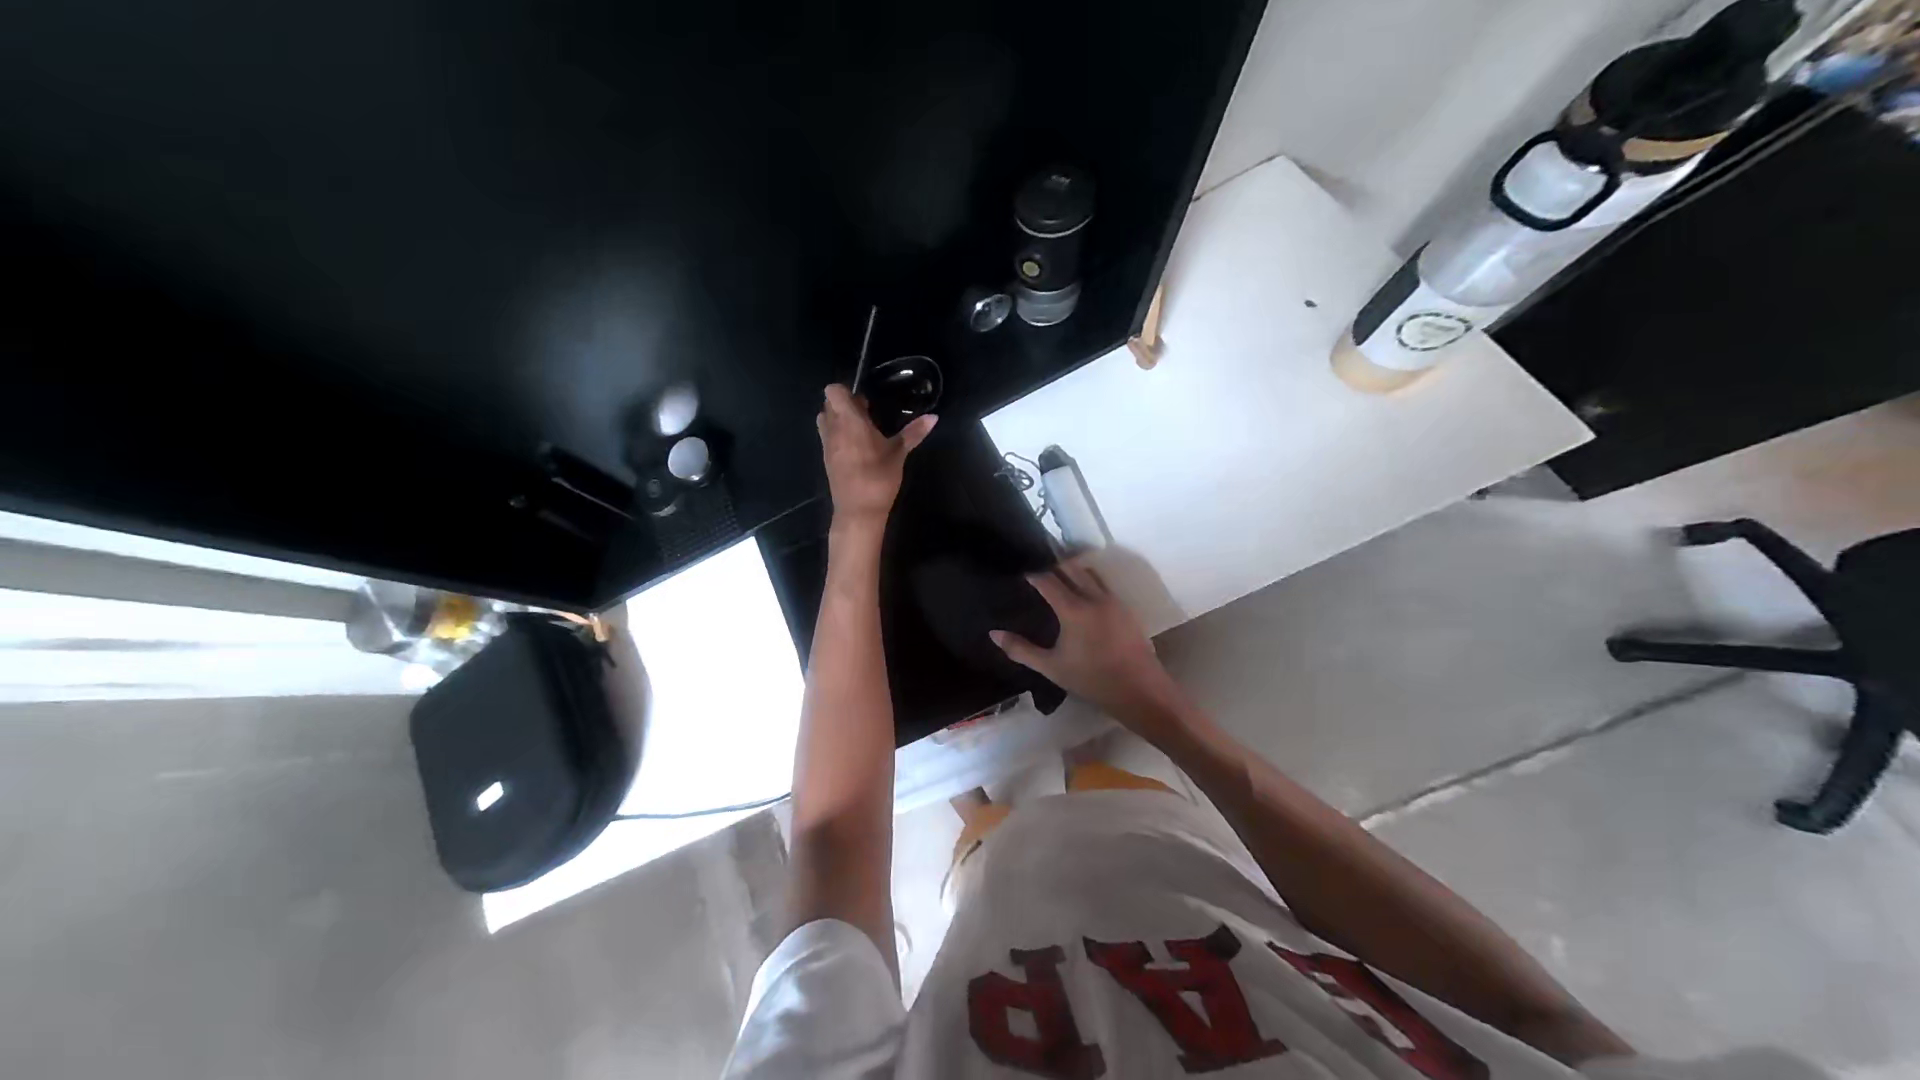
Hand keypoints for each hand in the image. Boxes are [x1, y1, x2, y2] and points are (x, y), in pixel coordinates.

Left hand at [816, 384, 935, 526]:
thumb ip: (914, 432)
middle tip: (866, 413)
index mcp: (849, 421)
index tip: (865, 400)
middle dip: (844, 403)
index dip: (846, 390)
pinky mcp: (826, 458)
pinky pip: (826, 435)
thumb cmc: (878, 479)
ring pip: (824, 418)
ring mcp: (827, 444)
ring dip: (838, 417)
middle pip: (828, 402)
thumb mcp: (899, 453)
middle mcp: (833, 428)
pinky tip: (856, 446)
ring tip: (859, 428)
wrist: (858, 511)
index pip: (833, 390)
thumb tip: (934, 416)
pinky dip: (837, 433)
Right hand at [991, 556, 1190, 738]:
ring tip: (1059, 578)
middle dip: (1054, 566)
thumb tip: (994, 634)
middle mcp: (1094, 597)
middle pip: (1071, 568)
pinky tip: (1082, 595)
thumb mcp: (1051, 667)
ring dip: (1073, 570)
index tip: (1022, 574)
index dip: (1034, 575)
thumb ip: (1020, 649)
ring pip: (1090, 573)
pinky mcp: (1126, 608)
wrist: (1140, 691)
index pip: (1048, 580)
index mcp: (1073, 609)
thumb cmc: (1092, 680)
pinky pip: (1103, 585)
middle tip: (1039, 572)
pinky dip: (1088, 582)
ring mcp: (1113, 601)